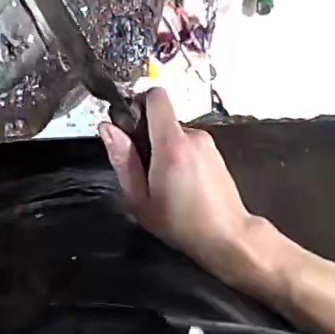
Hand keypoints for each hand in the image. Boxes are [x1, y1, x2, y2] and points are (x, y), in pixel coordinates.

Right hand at [99, 88, 295, 292]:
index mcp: (171, 146)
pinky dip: (180, 156)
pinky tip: (180, 183)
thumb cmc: (184, 224)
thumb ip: (123, 159)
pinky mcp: (214, 151)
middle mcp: (192, 137)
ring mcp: (207, 143)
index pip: (156, 97)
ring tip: (164, 181)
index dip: (138, 104)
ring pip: (174, 132)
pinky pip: (188, 143)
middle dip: (148, 136)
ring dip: (165, 149)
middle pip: (161, 118)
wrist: (226, 236)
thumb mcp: (140, 198)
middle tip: (145, 168)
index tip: (129, 123)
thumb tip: (108, 130)